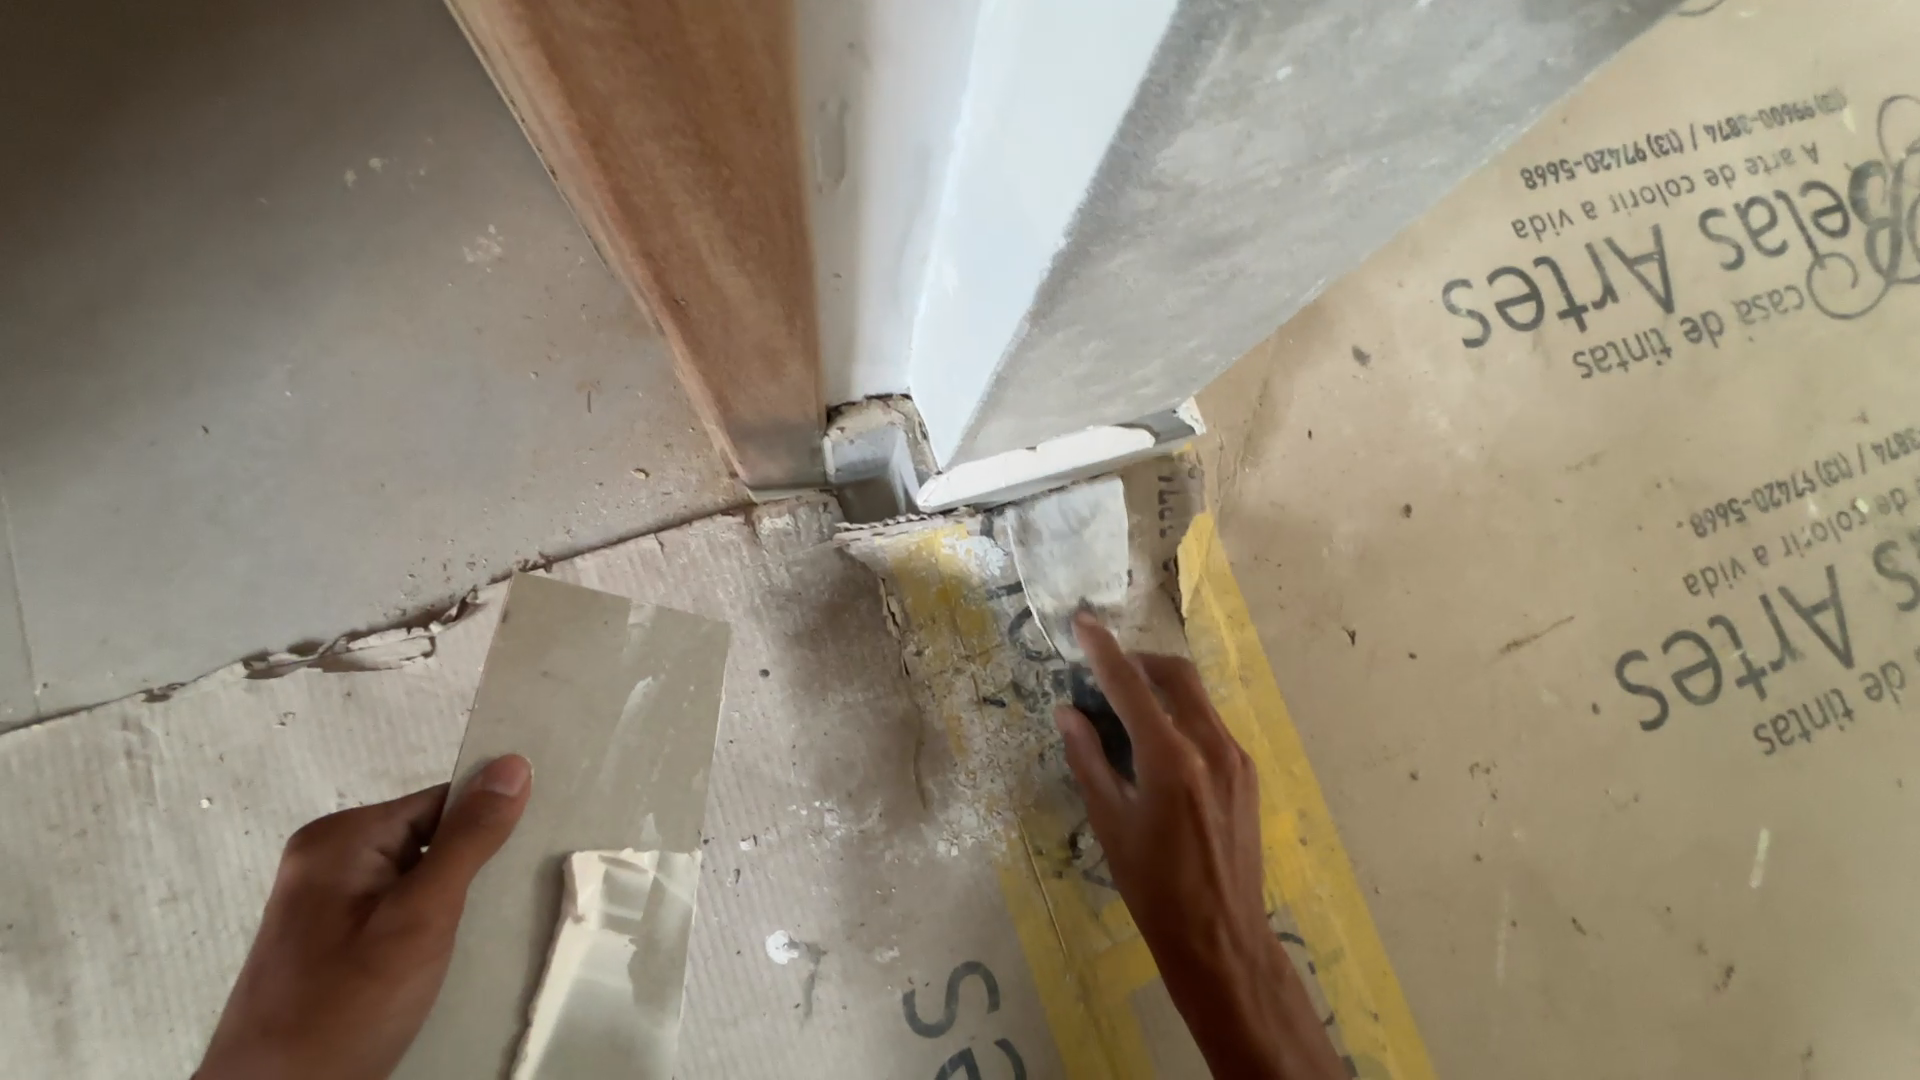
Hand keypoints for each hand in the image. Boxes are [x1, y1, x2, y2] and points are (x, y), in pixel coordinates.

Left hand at [196, 755, 533, 1079]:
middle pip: (434, 832)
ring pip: (424, 868)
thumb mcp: (421, 917)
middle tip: (507, 900)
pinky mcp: (336, 932)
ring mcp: (329, 896)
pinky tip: (455, 946)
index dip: (488, 825)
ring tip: (487, 925)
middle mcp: (329, 855)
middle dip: (475, 862)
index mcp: (341, 838)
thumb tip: (514, 762)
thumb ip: (469, 838)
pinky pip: (406, 900)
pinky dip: (437, 916)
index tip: (525, 857)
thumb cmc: (347, 1009)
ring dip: (460, 893)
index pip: (444, 801)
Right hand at [1055, 615, 1344, 1079]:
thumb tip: (1068, 713)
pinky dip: (1180, 714)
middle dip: (1139, 661)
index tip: (1083, 622)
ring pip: (1196, 696)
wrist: (1222, 937)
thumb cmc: (1153, 886)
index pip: (1130, 686)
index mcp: (1169, 759)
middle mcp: (1210, 746)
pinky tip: (1159, 743)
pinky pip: (1210, 723)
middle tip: (1107, 671)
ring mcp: (1236, 758)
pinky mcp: (1247, 772)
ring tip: (1128, 707)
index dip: (1103, 650)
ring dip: (1161, 687)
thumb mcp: (1109, 822)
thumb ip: (1088, 759)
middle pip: (1175, 674)